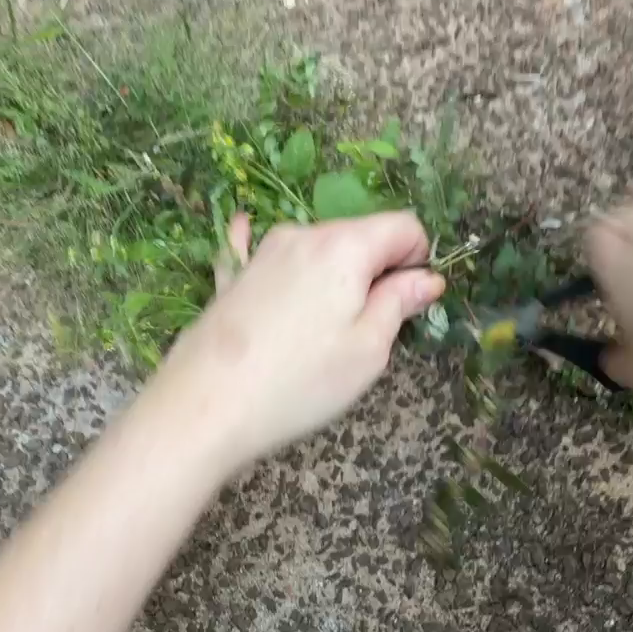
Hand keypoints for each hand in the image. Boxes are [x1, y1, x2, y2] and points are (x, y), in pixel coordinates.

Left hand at [140, 212, 444, 472]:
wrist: (205, 406)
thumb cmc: (300, 383)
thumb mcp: (368, 350)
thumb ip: (399, 303)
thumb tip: (426, 278)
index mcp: (344, 247)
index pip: (403, 226)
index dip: (418, 260)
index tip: (410, 302)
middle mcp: (302, 235)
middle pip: (359, 236)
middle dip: (375, 271)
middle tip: (369, 329)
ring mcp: (261, 253)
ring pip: (317, 249)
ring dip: (334, 277)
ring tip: (321, 331)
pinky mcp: (231, 276)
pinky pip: (259, 251)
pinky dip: (276, 258)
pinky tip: (250, 237)